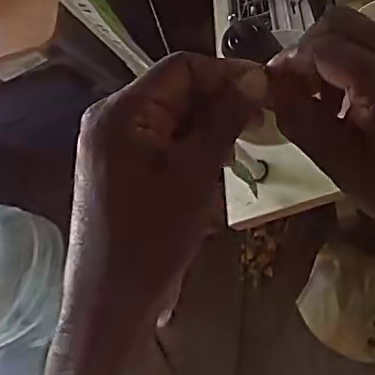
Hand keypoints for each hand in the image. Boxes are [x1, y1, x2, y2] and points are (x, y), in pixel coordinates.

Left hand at [74, 52, 263, 287]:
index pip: (182, 66)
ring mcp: (115, 142)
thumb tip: (258, 77)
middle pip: (178, 87)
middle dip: (222, 97)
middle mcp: (112, 118)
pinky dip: (197, 140)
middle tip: (261, 115)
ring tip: (247, 139)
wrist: (110, 308)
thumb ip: (226, 116)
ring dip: (214, 120)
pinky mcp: (123, 165)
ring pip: (177, 111)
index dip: (226, 72)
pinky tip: (221, 160)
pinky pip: (167, 135)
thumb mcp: (197, 170)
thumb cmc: (151, 237)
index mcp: (122, 111)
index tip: (264, 88)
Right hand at [268, 7, 374, 251]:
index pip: (325, 47)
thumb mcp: (337, 163)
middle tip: (298, 91)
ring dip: (324, 52)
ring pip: (351, 25)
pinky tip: (340, 95)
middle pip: (339, 21)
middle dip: (308, 51)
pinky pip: (365, 39)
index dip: (292, 62)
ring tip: (320, 97)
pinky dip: (342, 56)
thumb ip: (300, 119)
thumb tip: (267, 83)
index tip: (272, 87)